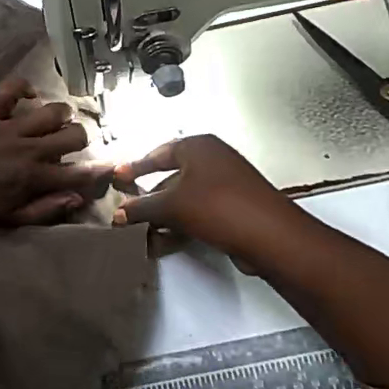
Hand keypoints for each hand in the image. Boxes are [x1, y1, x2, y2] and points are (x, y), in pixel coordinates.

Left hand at [0, 78, 108, 230]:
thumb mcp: (12, 218)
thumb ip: (47, 209)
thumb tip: (79, 199)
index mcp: (35, 176)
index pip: (78, 171)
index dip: (98, 170)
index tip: (109, 166)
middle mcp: (29, 148)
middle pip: (73, 134)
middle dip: (81, 138)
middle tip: (74, 142)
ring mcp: (9, 126)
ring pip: (51, 110)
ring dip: (60, 113)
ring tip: (57, 118)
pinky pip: (10, 89)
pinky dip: (23, 87)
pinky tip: (29, 95)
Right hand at [114, 135, 302, 260]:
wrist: (270, 236)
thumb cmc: (218, 206)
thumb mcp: (172, 206)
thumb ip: (142, 208)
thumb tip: (119, 214)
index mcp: (198, 146)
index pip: (157, 154)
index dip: (135, 167)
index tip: (118, 177)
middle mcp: (212, 159)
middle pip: (171, 176)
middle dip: (149, 196)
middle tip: (129, 208)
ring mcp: (226, 183)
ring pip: (185, 197)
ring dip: (164, 215)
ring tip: (143, 231)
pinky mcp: (234, 207)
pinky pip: (199, 211)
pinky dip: (181, 224)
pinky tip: (164, 242)